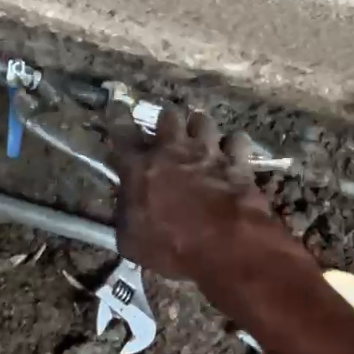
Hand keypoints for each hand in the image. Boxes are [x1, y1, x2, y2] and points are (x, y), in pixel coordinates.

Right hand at [107, 103, 319, 323]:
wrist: (227, 247)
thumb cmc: (171, 247)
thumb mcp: (131, 239)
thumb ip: (124, 215)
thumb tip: (124, 208)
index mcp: (139, 167)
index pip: (121, 132)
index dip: (117, 115)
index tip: (116, 105)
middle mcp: (172, 151)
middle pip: (168, 117)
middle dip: (167, 119)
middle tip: (168, 127)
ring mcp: (207, 153)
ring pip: (203, 121)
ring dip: (199, 126)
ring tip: (200, 133)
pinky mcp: (238, 163)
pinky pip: (237, 141)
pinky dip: (234, 143)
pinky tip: (233, 150)